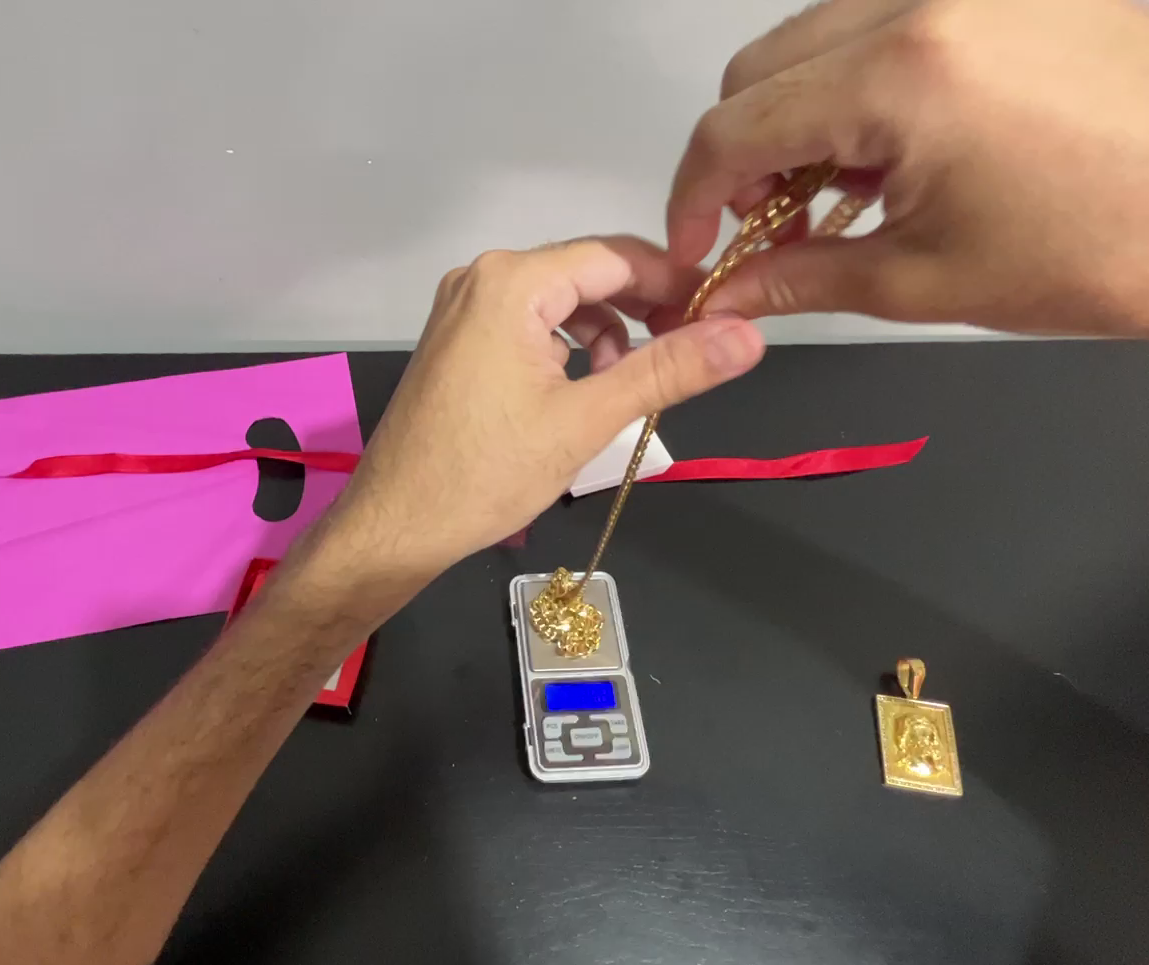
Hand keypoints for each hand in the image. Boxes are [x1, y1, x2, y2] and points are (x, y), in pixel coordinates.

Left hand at [311, 237, 765, 582]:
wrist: (398, 524)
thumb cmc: (487, 473)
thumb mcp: (587, 420)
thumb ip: (668, 370)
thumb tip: (750, 335)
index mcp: (511, 282)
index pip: (616, 256)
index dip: (675, 282)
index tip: (722, 313)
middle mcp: (480, 278)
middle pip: (585, 275)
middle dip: (639, 310)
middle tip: (687, 351)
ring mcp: (459, 309)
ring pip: (555, 303)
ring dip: (601, 334)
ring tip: (623, 385)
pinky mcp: (453, 341)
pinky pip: (524, 326)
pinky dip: (562, 348)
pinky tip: (577, 389)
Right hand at [669, 0, 1148, 378]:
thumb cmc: (1093, 258)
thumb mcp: (910, 280)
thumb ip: (788, 279)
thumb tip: (715, 297)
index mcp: (902, 70)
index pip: (732, 125)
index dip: (689, 199)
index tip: (690, 253)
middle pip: (760, 69)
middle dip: (736, 158)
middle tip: (753, 232)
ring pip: (815, 43)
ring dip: (790, 124)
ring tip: (825, 202)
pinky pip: (883, 26)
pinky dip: (850, 96)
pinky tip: (880, 160)